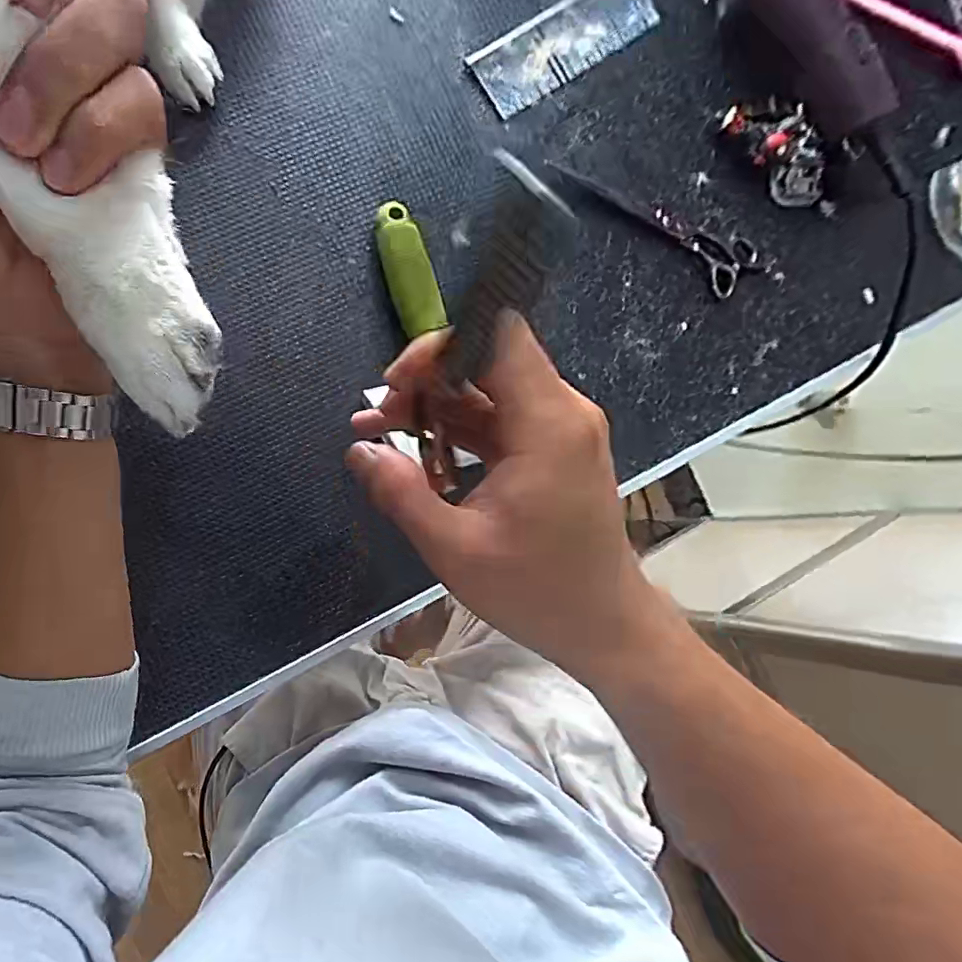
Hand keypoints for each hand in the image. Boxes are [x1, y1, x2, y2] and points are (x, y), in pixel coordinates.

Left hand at [0, 0, 163, 391]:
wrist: (15, 319)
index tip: (4, 19)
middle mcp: (51, 53)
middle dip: (48, 47)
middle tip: (8, 127)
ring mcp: (100, 98)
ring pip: (121, 22)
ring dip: (71, 92)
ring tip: (40, 168)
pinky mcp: (139, 147)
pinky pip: (144, 100)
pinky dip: (104, 139)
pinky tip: (73, 188)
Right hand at [348, 312, 682, 681]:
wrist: (602, 625)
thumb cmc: (534, 590)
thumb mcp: (452, 547)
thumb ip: (400, 492)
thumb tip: (359, 449)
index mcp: (546, 424)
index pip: (495, 337)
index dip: (438, 347)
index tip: (393, 385)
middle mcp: (559, 412)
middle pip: (484, 358)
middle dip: (424, 380)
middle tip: (378, 420)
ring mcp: (557, 430)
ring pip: (484, 388)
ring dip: (432, 406)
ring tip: (383, 434)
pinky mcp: (549, 449)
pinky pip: (494, 418)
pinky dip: (452, 429)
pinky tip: (417, 456)